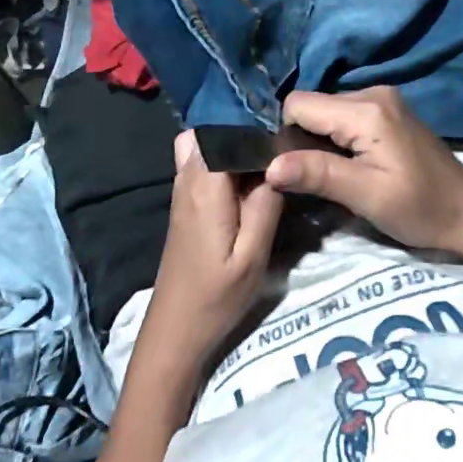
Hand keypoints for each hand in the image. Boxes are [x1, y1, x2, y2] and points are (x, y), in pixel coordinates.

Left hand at [147, 131, 284, 361]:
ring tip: (269, 170)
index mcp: (205, 188)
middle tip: (281, 157)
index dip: (256, 131)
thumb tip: (278, 165)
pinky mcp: (185, 205)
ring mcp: (183, 192)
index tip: (286, 146)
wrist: (176, 330)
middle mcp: (188, 180)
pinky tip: (250, 187)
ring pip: (205, 146)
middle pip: (212, 133)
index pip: (226, 132)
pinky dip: (225, 164)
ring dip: (235, 149)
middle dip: (246, 135)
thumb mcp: (253, 256)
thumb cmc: (216, 297)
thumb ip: (265, 204)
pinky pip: (203, 165)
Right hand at [264, 87, 462, 253]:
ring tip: (339, 174)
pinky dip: (338, 139)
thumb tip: (269, 167)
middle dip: (305, 140)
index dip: (288, 138)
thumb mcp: (367, 196)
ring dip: (321, 141)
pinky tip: (353, 164)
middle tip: (320, 179)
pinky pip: (344, 116)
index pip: (298, 105)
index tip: (299, 172)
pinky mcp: (387, 109)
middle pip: (312, 106)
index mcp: (366, 109)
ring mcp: (382, 98)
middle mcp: (372, 92)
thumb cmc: (420, 207)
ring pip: (326, 112)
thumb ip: (318, 175)